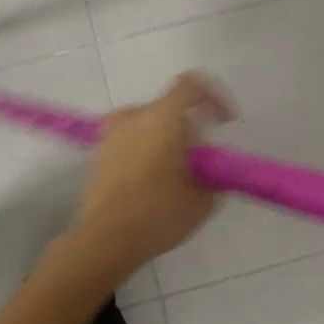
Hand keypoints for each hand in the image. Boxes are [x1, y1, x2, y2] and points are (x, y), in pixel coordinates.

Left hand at [53, 71, 234, 285]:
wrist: (105, 239)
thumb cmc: (157, 214)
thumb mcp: (203, 199)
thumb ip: (214, 174)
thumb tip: (213, 169)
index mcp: (162, 117)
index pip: (191, 85)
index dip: (214, 96)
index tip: (225, 122)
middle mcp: (133, 116)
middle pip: (169, 109)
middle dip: (188, 129)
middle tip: (201, 161)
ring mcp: (110, 132)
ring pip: (148, 125)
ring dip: (165, 141)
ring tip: (175, 175)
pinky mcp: (97, 152)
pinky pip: (130, 140)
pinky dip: (145, 151)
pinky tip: (151, 183)